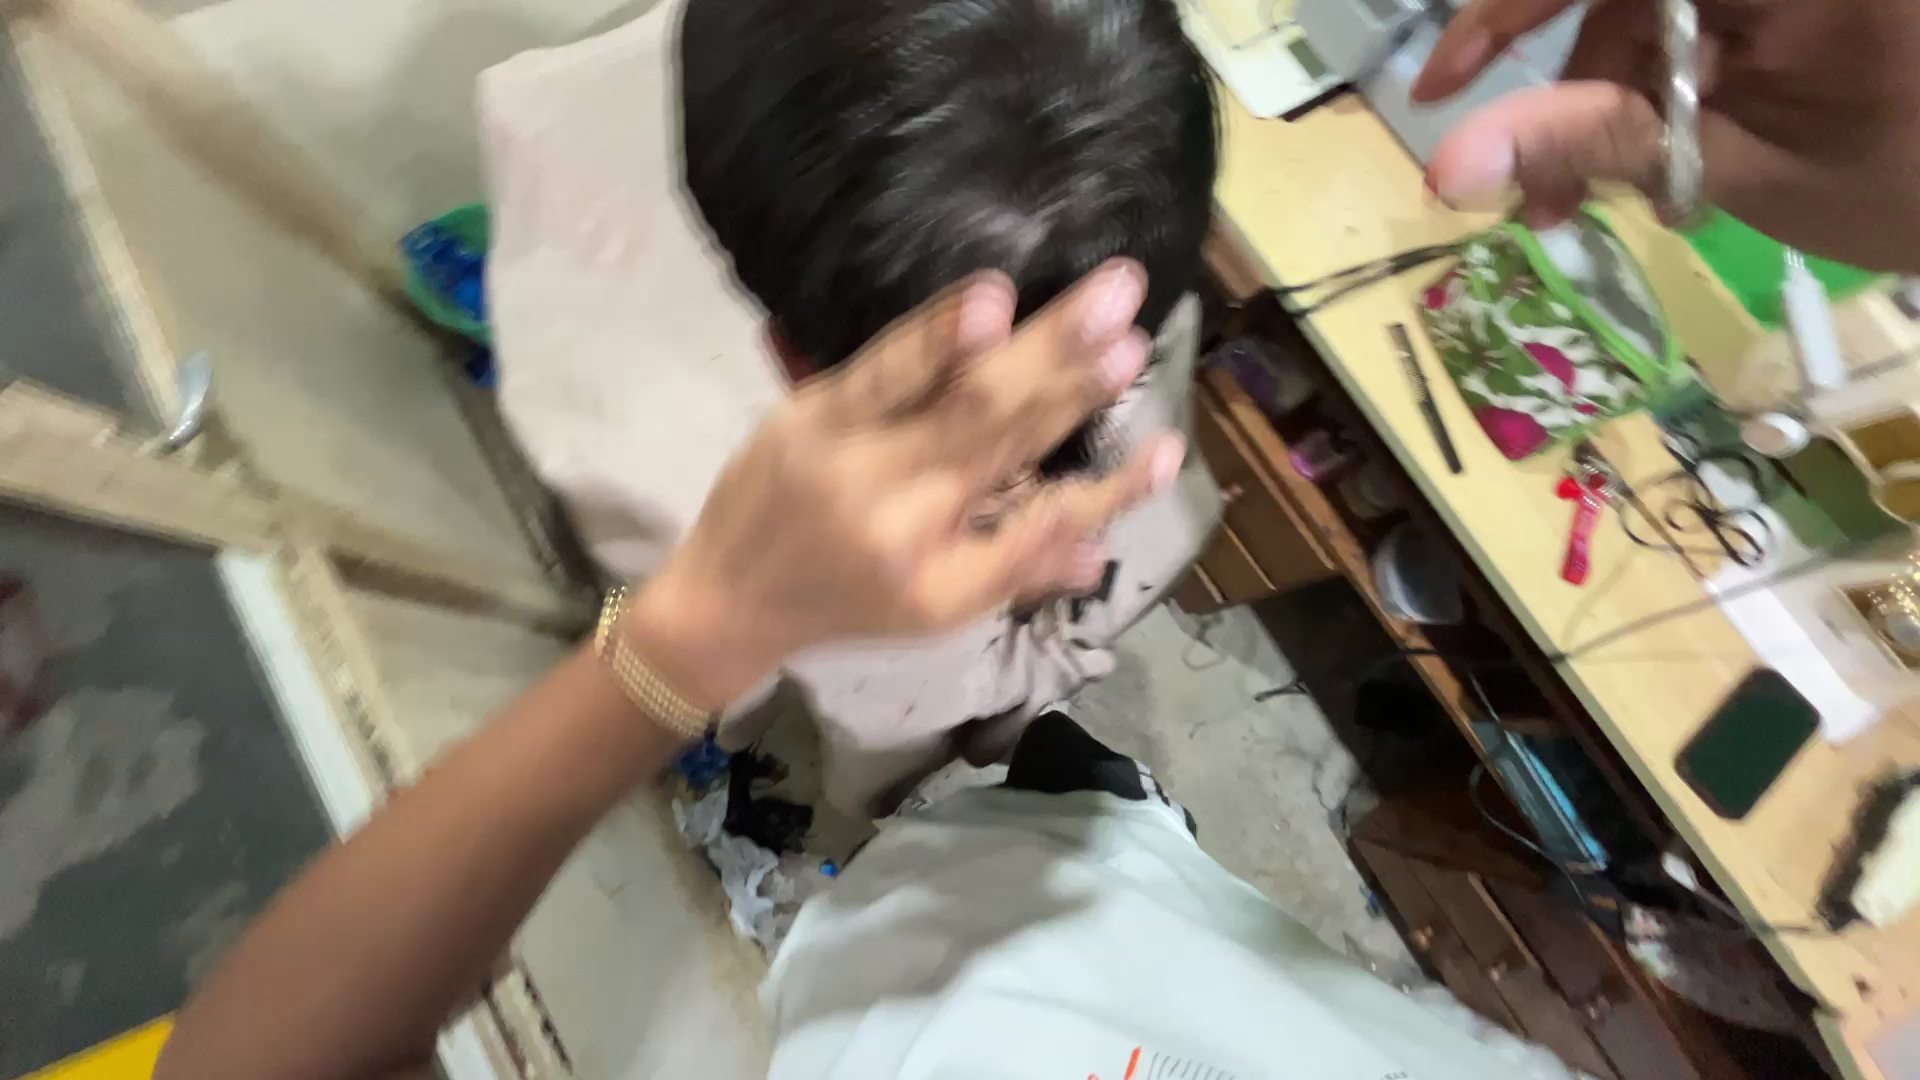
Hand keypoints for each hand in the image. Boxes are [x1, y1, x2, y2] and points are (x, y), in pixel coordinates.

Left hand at [627, 259, 1185, 707]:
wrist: (726, 600)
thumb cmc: (840, 603)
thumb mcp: (931, 610)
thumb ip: (1015, 574)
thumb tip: (1099, 552)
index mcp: (946, 584)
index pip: (1041, 529)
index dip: (1111, 493)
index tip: (1170, 451)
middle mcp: (910, 528)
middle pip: (1010, 445)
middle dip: (1081, 386)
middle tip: (1141, 330)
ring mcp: (857, 468)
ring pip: (964, 405)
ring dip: (1041, 351)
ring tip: (1107, 299)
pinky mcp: (810, 420)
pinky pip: (883, 372)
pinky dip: (939, 338)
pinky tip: (991, 302)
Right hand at [1413, 0, 1919, 271]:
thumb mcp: (1739, 168)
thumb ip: (1597, 143)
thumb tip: (1450, 165)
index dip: (1511, 7)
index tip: (1441, 87)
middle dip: (1567, 85)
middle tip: (1541, 190)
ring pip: (1642, 12)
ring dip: (1597, 105)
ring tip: (1580, 201)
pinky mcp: (1787, 0)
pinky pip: (1682, 22)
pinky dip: (1643, 91)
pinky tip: (1638, 155)